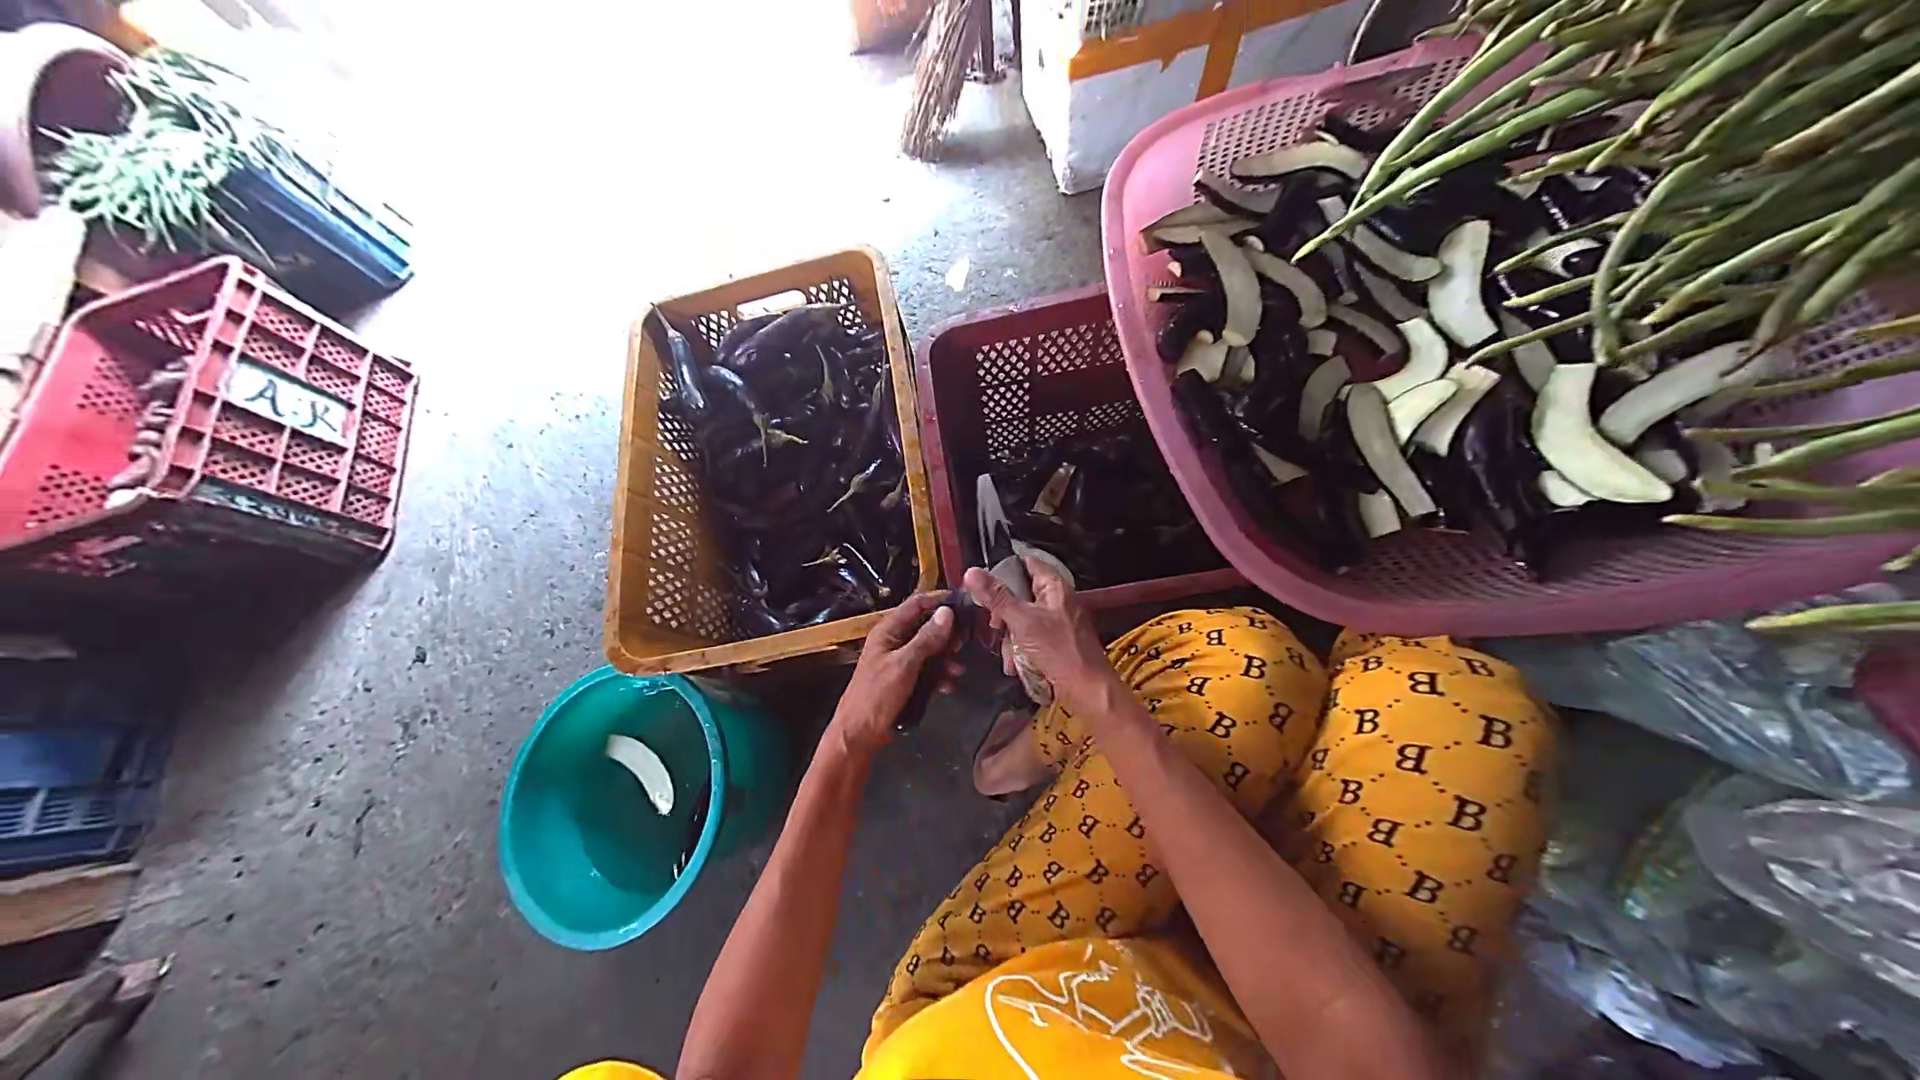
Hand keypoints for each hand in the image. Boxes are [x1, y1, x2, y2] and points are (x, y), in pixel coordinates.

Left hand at [827, 592, 954, 759]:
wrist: (859, 735)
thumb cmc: (877, 696)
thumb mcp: (905, 665)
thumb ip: (926, 639)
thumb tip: (947, 612)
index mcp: (888, 631)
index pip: (916, 604)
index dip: (939, 600)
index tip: (964, 602)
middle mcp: (894, 641)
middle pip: (926, 626)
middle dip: (947, 633)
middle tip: (966, 640)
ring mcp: (899, 661)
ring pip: (929, 650)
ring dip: (945, 657)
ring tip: (958, 668)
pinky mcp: (905, 680)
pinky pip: (927, 670)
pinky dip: (939, 675)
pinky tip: (949, 684)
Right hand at [963, 558, 1119, 716]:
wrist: (1087, 690)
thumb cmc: (1059, 650)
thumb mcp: (1022, 621)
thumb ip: (997, 597)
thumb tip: (972, 572)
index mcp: (1054, 587)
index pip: (1026, 563)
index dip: (1004, 570)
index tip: (984, 585)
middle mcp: (1056, 600)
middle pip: (1019, 596)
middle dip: (1004, 615)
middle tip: (996, 626)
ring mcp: (1056, 623)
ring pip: (1021, 621)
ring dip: (1010, 640)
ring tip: (1010, 656)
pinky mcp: (1054, 644)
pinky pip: (1029, 640)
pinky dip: (1020, 652)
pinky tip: (1016, 666)